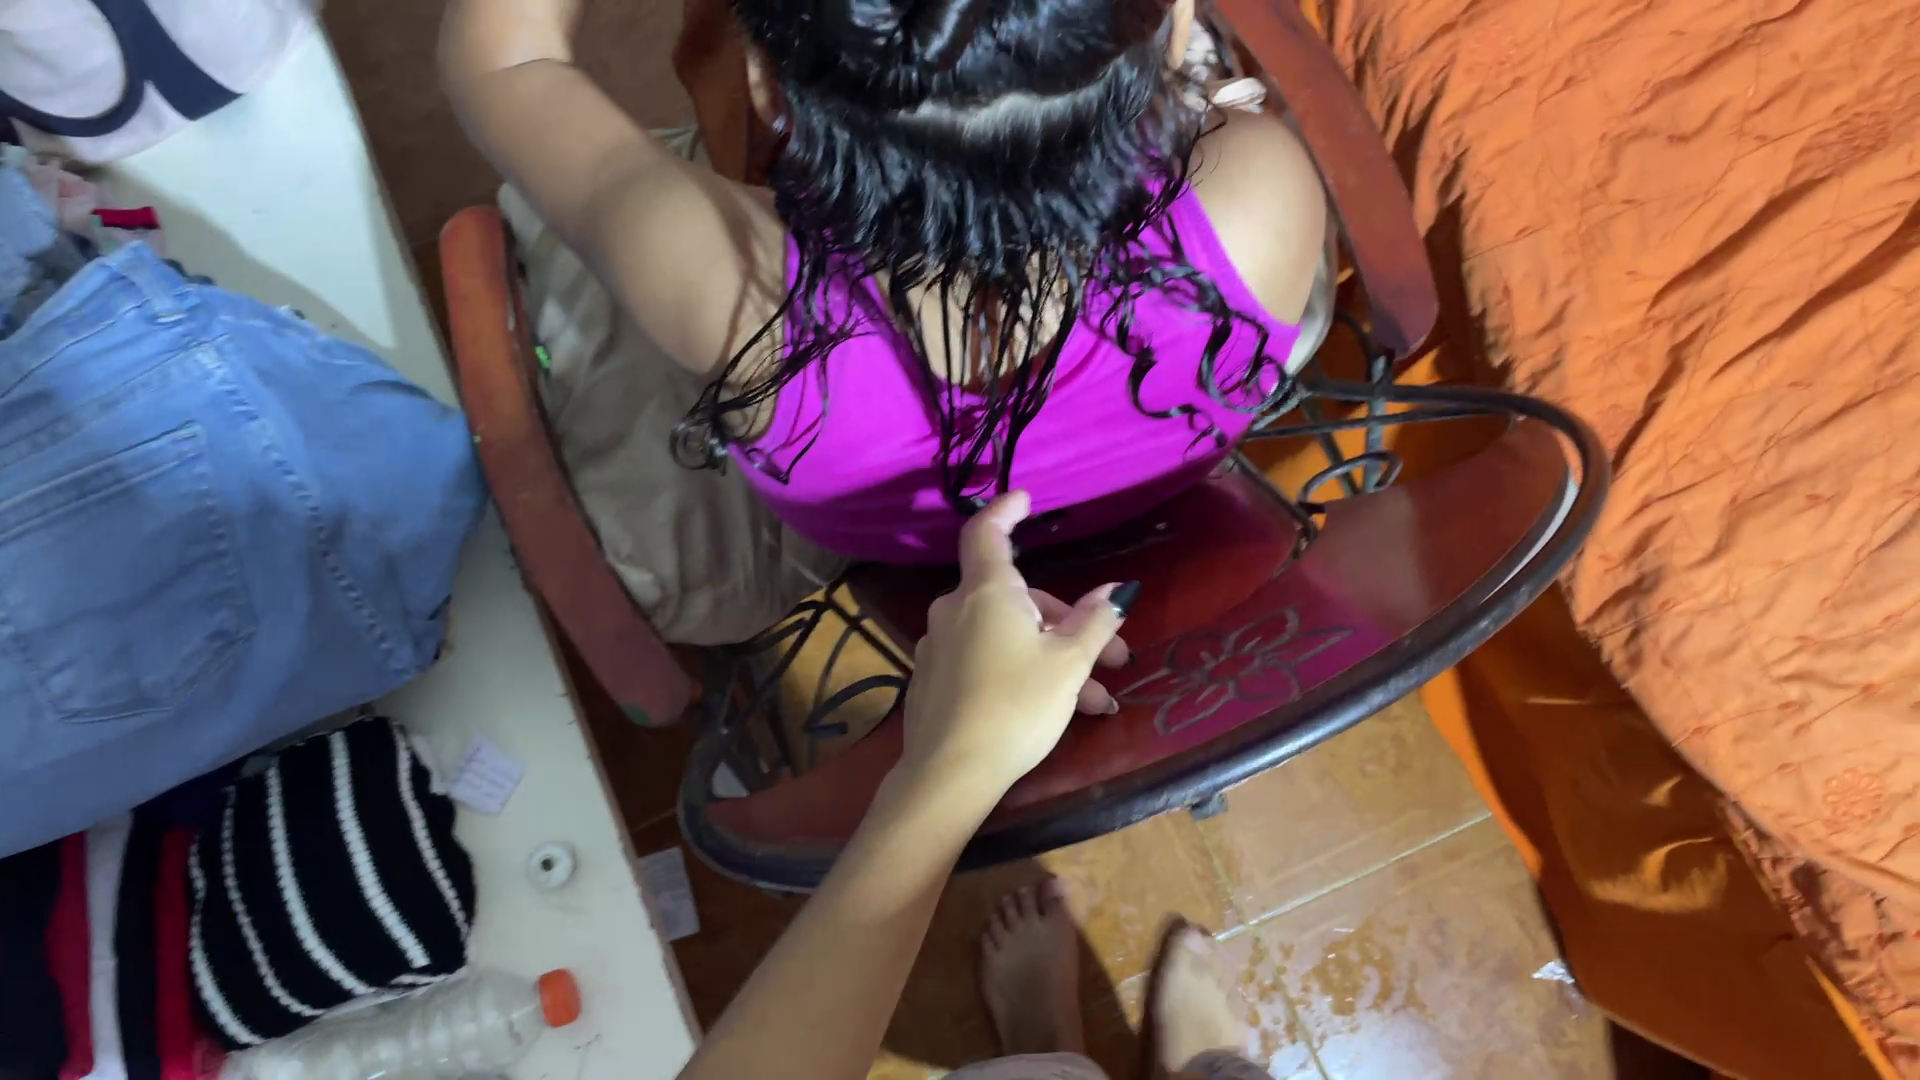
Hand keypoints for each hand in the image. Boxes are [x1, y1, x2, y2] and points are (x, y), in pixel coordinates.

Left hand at [897, 491, 1138, 798]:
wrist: (950, 773)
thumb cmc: (1017, 706)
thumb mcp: (1069, 664)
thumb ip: (1095, 621)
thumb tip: (1118, 590)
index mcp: (986, 592)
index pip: (987, 531)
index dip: (1006, 510)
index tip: (1026, 500)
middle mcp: (955, 610)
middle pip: (1016, 597)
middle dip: (1067, 622)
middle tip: (1112, 658)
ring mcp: (939, 646)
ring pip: (1006, 635)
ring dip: (1052, 656)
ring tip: (1095, 700)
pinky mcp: (934, 680)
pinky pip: (985, 660)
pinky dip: (1020, 671)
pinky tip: (1053, 709)